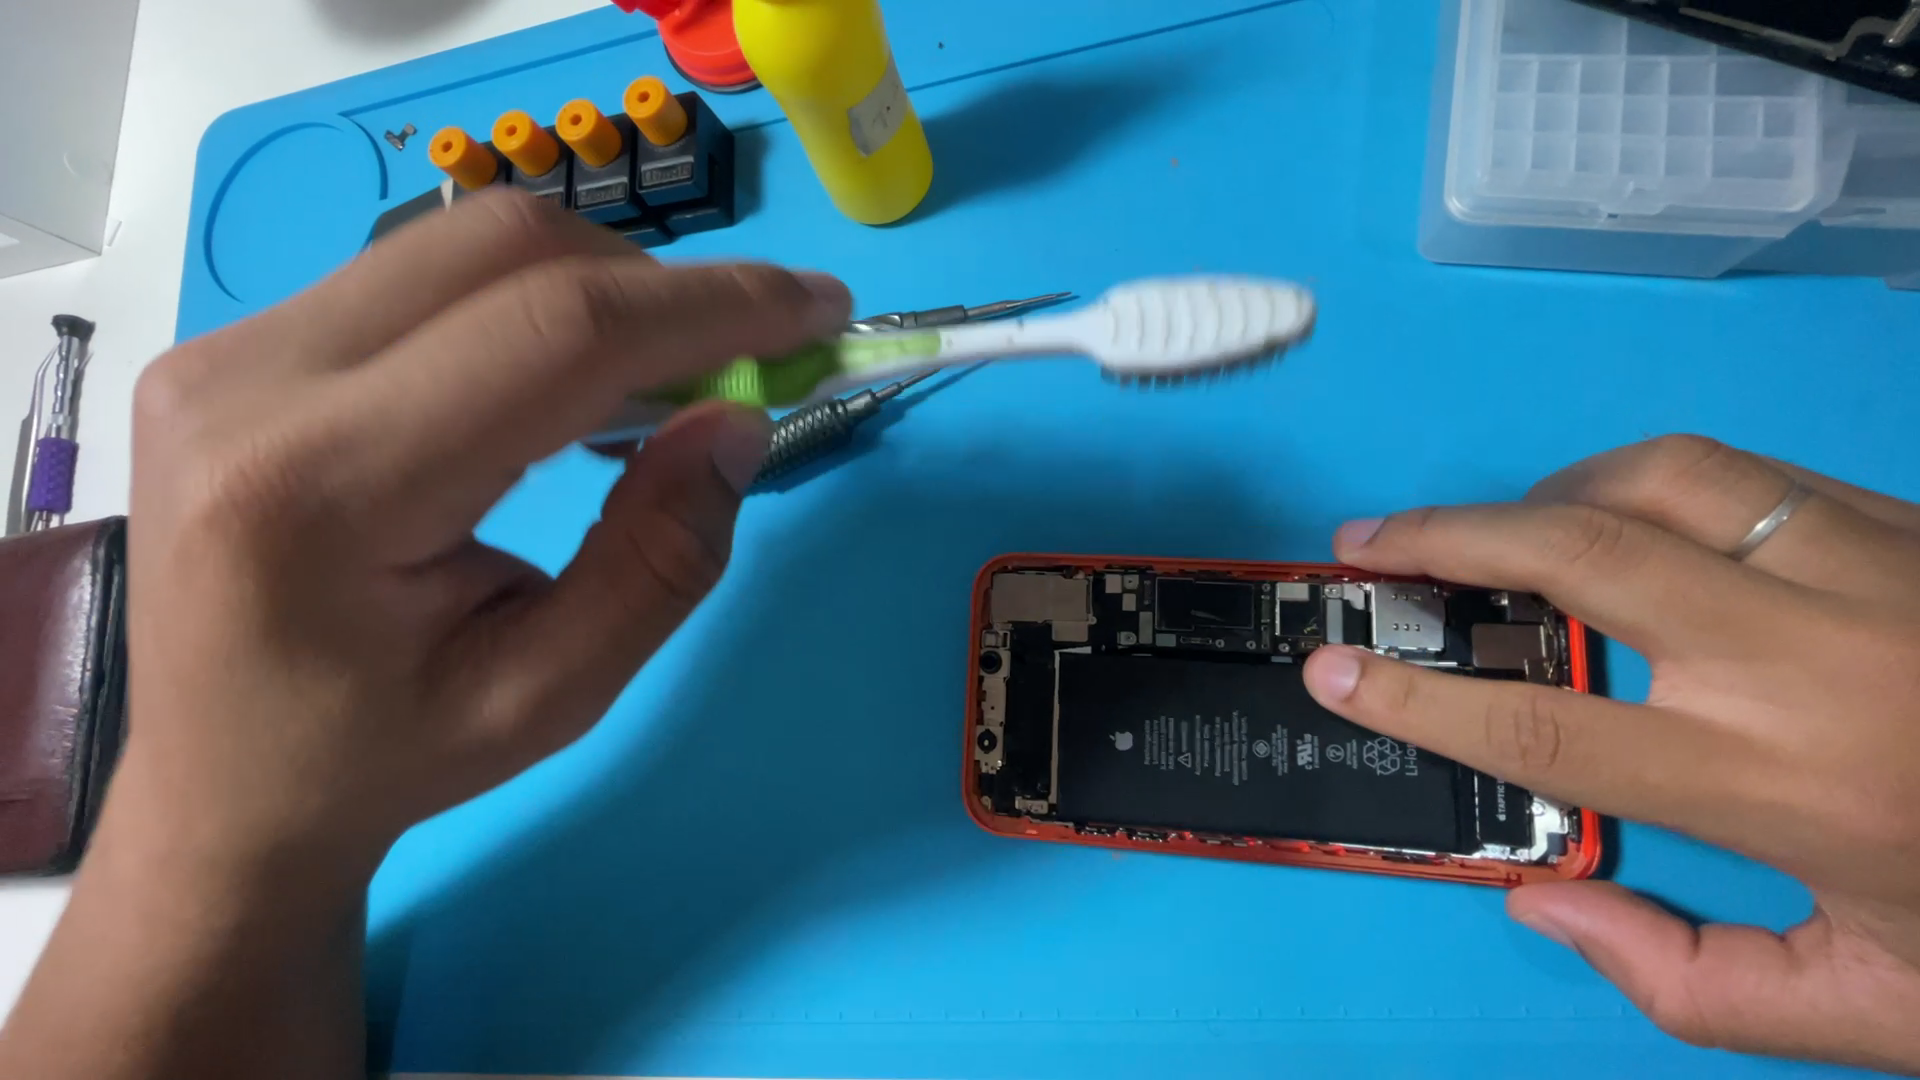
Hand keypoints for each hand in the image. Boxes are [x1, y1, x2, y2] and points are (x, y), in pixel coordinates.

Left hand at [117, 188, 849, 881]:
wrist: (225, 781)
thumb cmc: (395, 753)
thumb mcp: (561, 692)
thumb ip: (662, 558)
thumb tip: (737, 422)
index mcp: (326, 492)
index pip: (558, 336)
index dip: (713, 306)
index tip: (819, 308)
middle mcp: (254, 382)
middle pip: (513, 253)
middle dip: (670, 288)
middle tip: (755, 354)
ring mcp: (233, 346)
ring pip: (474, 244)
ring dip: (613, 289)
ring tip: (673, 374)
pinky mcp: (247, 341)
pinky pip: (435, 274)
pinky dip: (549, 301)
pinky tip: (583, 377)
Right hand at [1301, 436, 1919, 1071]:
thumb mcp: (1885, 1012)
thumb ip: (1690, 981)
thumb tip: (1539, 904)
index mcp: (1788, 787)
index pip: (1541, 730)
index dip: (1412, 700)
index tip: (1329, 670)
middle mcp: (1813, 663)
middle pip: (1574, 558)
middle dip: (1443, 539)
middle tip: (1365, 542)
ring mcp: (1874, 573)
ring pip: (1652, 482)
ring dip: (1539, 498)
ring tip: (1491, 529)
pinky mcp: (1913, 526)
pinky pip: (1733, 476)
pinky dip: (1631, 487)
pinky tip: (1608, 518)